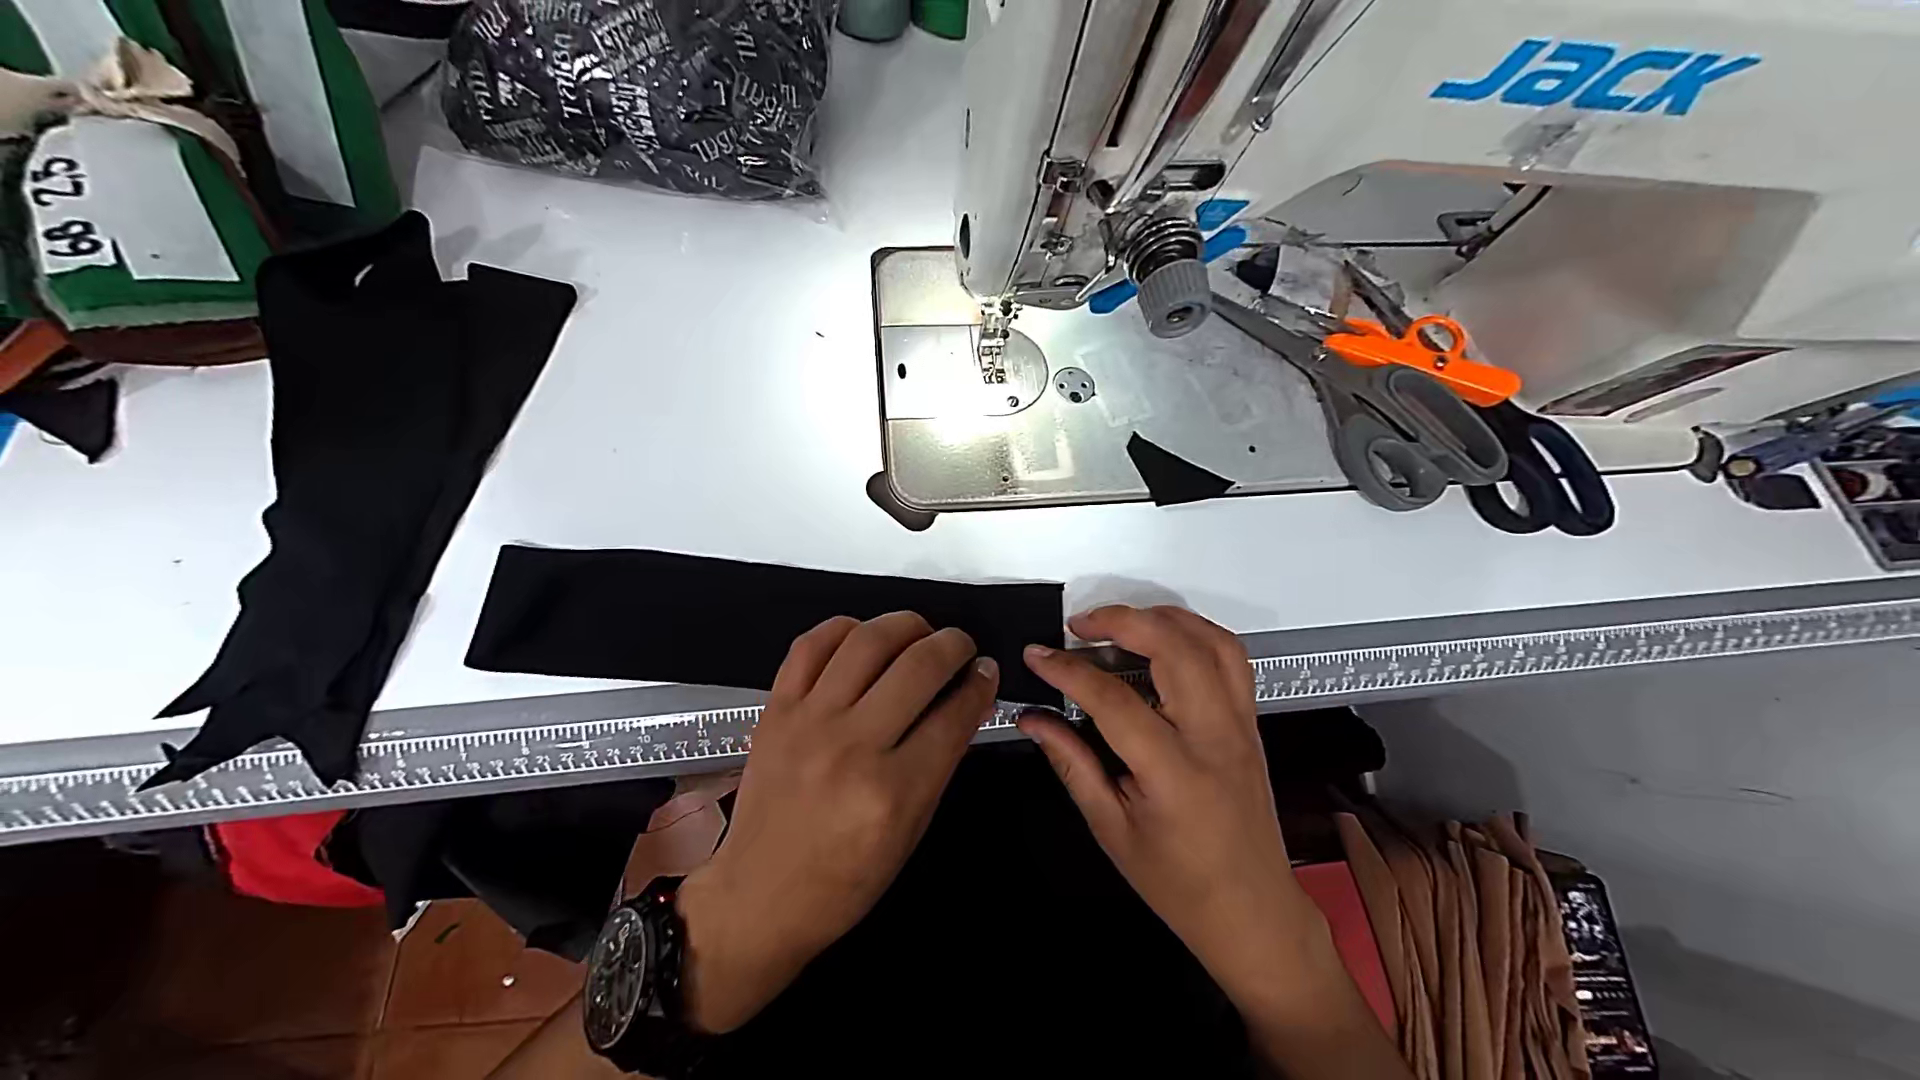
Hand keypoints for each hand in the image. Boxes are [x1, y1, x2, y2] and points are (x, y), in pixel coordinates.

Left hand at [676, 612, 998, 1032]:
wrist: (760, 896)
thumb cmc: (845, 879)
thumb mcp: (911, 829)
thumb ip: (942, 759)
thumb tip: (968, 698)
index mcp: (894, 791)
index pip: (954, 714)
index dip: (980, 683)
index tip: (986, 671)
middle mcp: (852, 747)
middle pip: (919, 665)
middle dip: (954, 644)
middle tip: (962, 645)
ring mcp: (808, 722)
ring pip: (868, 641)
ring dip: (906, 625)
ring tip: (920, 632)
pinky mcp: (775, 710)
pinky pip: (811, 645)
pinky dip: (845, 627)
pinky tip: (864, 636)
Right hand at [1016, 606, 1305, 995]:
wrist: (1252, 912)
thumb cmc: (1180, 883)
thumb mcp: (1110, 829)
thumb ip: (1070, 763)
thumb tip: (1033, 718)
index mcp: (1175, 774)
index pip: (1114, 700)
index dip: (1068, 670)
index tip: (1037, 656)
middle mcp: (1216, 738)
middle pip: (1175, 649)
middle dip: (1121, 621)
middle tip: (1080, 626)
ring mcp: (1241, 726)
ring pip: (1212, 642)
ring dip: (1163, 618)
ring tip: (1121, 622)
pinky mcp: (1251, 722)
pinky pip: (1232, 658)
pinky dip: (1195, 632)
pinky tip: (1165, 637)